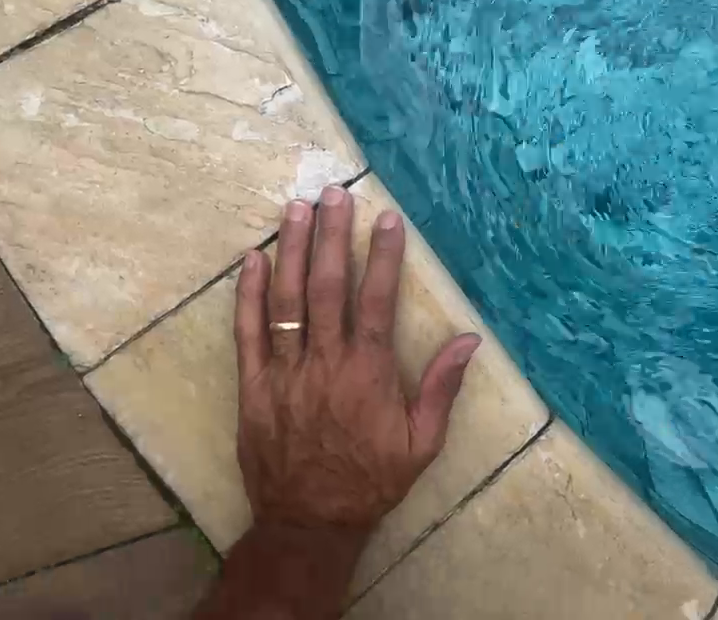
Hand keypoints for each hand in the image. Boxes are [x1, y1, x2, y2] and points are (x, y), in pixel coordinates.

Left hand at [196, 186, 480, 619]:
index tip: (386, 217)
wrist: (308, 524)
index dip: (383, 255)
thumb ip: (442, 387)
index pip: (376, 300)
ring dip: (291, 251)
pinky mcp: (252, 388)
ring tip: (296, 208)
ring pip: (286, 301)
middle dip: (332, 235)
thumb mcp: (422, 441)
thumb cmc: (372, 478)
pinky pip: (248, 335)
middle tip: (335, 193)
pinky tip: (251, 259)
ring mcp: (284, 373)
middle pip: (327, 287)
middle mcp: (325, 362)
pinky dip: (248, 295)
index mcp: (368, 371)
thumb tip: (470, 339)